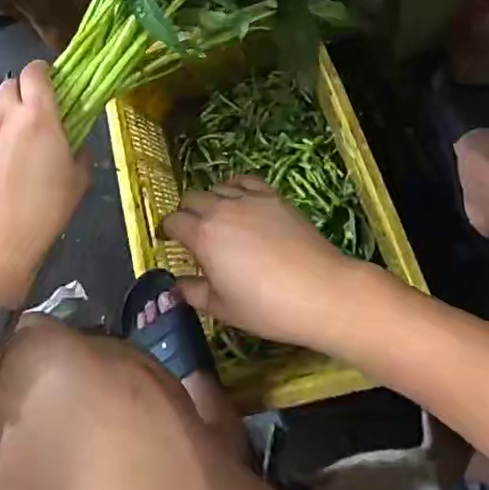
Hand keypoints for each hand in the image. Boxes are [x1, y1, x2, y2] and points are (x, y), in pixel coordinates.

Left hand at [0, 60, 86, 306]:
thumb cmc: (45, 210)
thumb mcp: (78, 180)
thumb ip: (78, 151)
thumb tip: (74, 143)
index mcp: (38, 114)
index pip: (35, 71)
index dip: (41, 73)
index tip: (47, 84)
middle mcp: (4, 115)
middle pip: (8, 85)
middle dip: (19, 95)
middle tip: (29, 119)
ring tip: (6, 152)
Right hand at [162, 177, 376, 351]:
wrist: (321, 291)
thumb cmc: (267, 306)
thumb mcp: (223, 308)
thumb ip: (194, 292)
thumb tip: (176, 286)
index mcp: (203, 235)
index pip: (173, 220)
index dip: (167, 229)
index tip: (169, 240)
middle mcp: (221, 209)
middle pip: (191, 198)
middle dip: (186, 212)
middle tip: (192, 232)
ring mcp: (248, 199)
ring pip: (217, 187)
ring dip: (210, 200)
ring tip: (218, 217)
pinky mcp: (272, 196)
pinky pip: (245, 181)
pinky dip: (235, 187)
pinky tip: (240, 200)